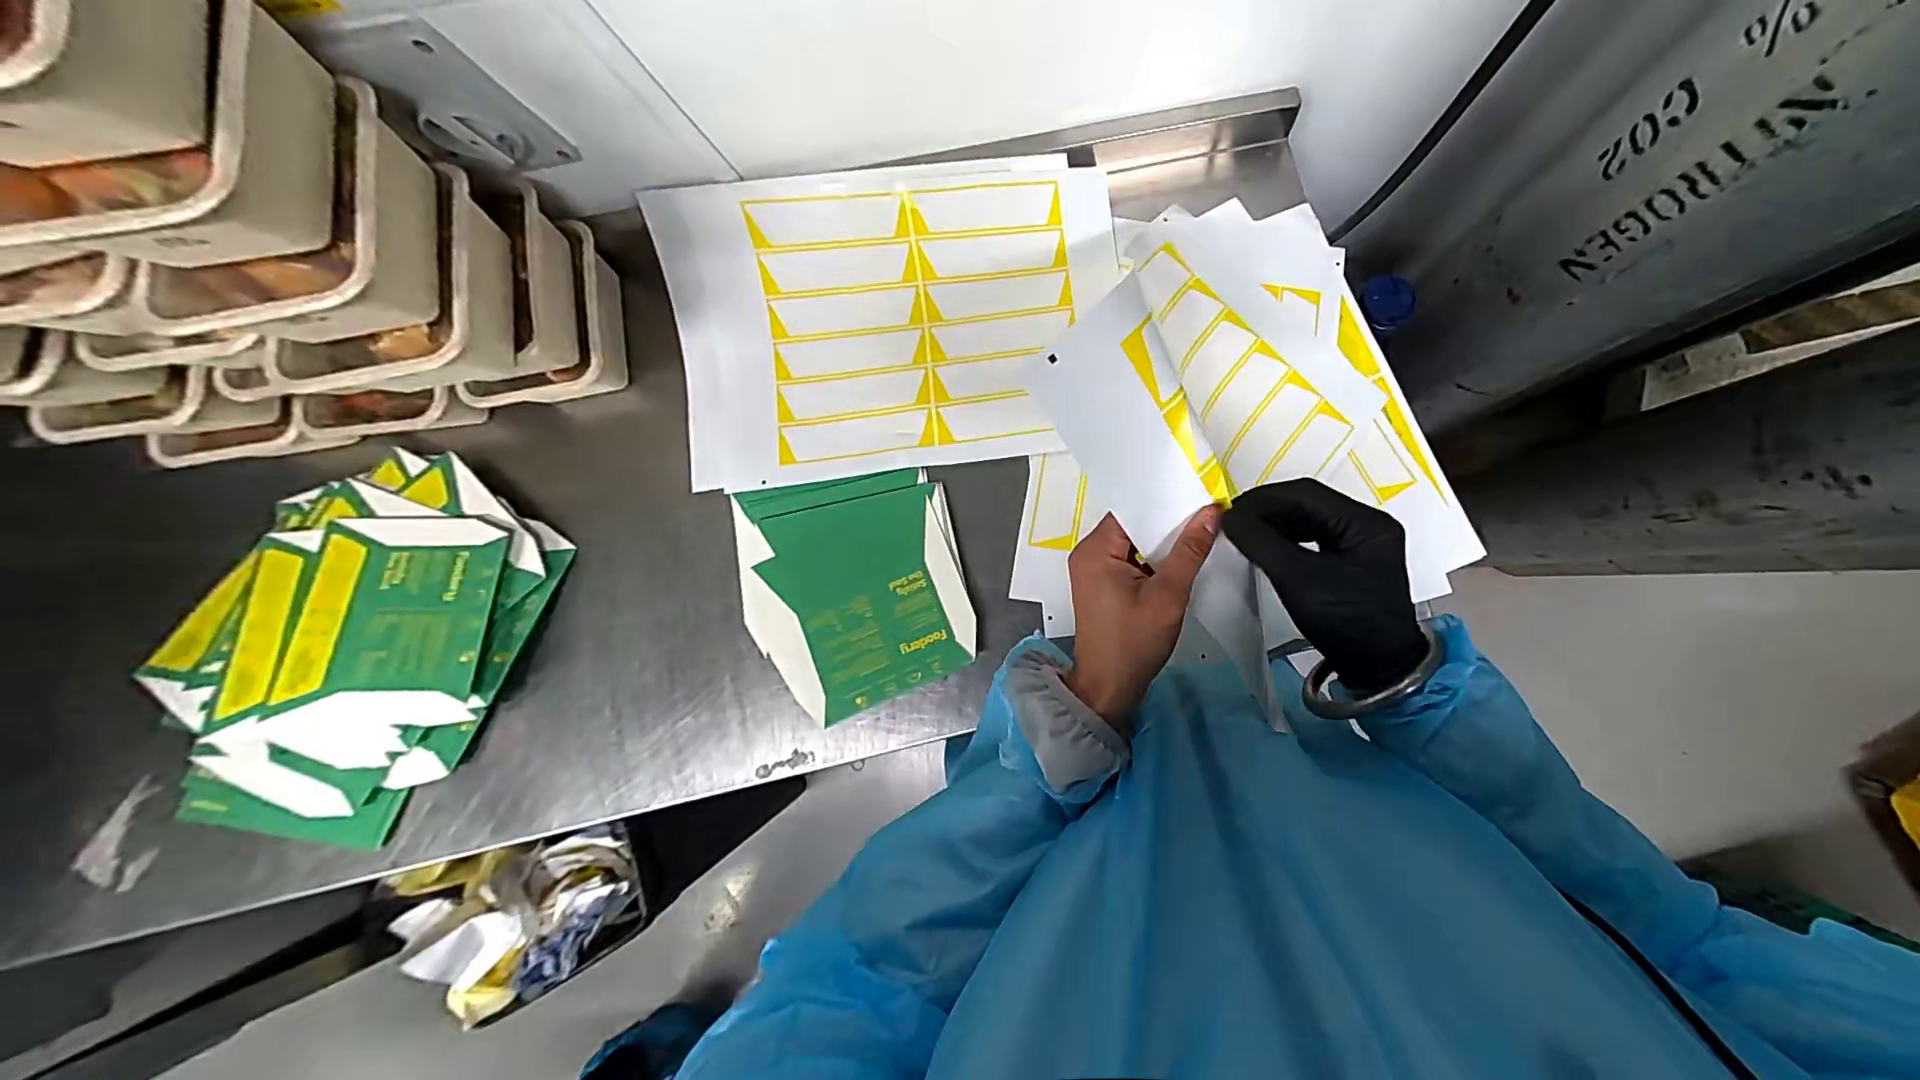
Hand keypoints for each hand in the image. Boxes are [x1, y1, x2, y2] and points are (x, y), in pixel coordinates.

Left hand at [1062, 508, 1219, 729]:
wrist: (1109, 686)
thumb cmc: (1133, 642)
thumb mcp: (1168, 594)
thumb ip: (1190, 550)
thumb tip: (1211, 513)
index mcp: (1094, 550)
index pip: (1131, 510)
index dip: (1164, 502)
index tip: (1197, 495)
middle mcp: (1087, 553)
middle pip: (1131, 524)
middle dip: (1166, 521)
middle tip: (1205, 512)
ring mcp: (1092, 570)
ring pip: (1132, 542)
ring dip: (1160, 542)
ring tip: (1198, 531)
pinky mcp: (1101, 584)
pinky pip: (1128, 559)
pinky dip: (1151, 558)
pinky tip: (1179, 558)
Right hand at [1223, 479, 1425, 695]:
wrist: (1377, 667)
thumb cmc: (1344, 621)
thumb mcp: (1299, 579)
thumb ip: (1262, 543)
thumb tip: (1229, 517)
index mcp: (1365, 523)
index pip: (1306, 494)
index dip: (1263, 499)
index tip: (1230, 511)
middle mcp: (1366, 525)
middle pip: (1307, 503)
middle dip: (1267, 510)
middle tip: (1233, 521)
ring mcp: (1359, 542)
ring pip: (1307, 519)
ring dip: (1273, 522)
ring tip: (1243, 532)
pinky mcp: (1349, 559)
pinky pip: (1310, 536)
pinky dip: (1283, 537)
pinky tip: (1264, 545)